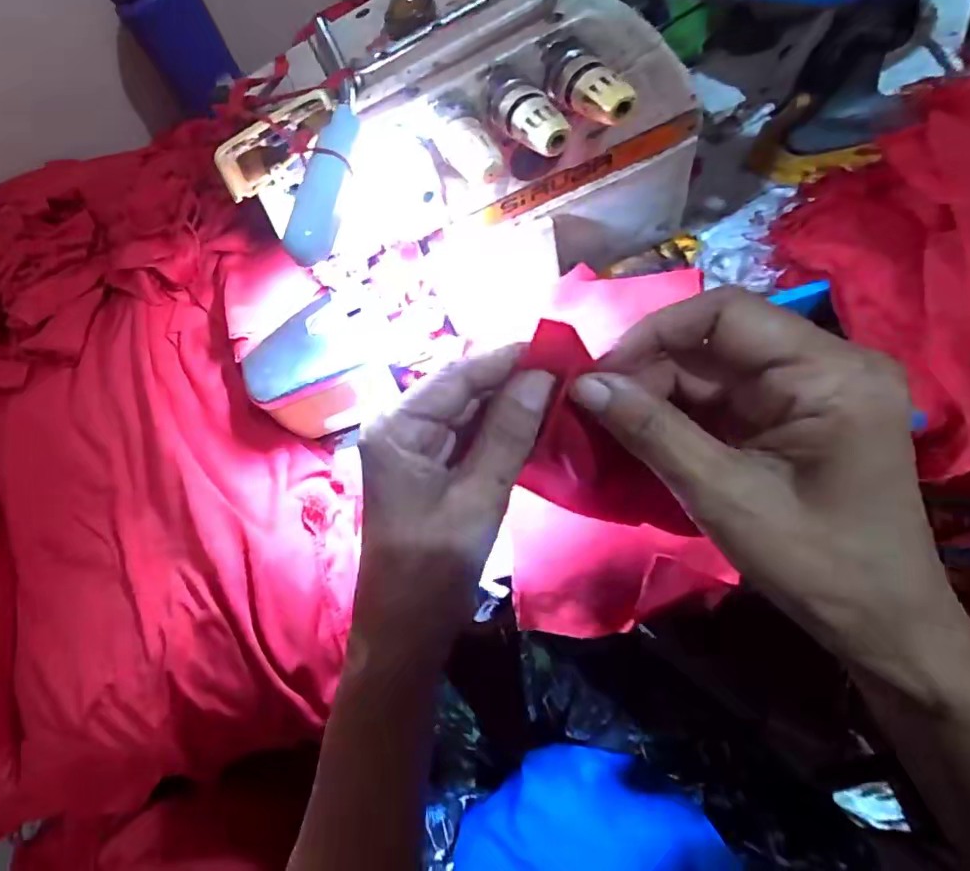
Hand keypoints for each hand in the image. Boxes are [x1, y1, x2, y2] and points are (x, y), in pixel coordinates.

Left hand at [353, 346, 553, 652]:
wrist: (405, 624)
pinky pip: (464, 434)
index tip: (560, 344)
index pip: (457, 376)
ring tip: (564, 385)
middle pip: (459, 388)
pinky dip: (498, 426)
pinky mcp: (425, 465)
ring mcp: (410, 444)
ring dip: (509, 400)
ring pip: (465, 409)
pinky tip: (536, 418)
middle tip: (573, 366)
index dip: (507, 358)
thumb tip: (541, 375)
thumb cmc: (434, 566)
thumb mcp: (478, 496)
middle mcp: (397, 424)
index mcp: (397, 425)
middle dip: (512, 376)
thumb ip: (507, 432)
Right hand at [572, 288, 969, 697]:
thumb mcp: (721, 493)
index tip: (603, 372)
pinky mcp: (782, 416)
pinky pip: (711, 394)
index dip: (654, 332)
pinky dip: (668, 410)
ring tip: (608, 422)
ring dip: (651, 391)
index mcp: (829, 373)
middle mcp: (821, 367)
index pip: (725, 312)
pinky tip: (636, 431)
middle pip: (709, 339)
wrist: (880, 626)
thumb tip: (581, 383)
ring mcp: (802, 391)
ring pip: (702, 366)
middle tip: (595, 406)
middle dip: (646, 369)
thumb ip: (650, 430)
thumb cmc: (815, 560)